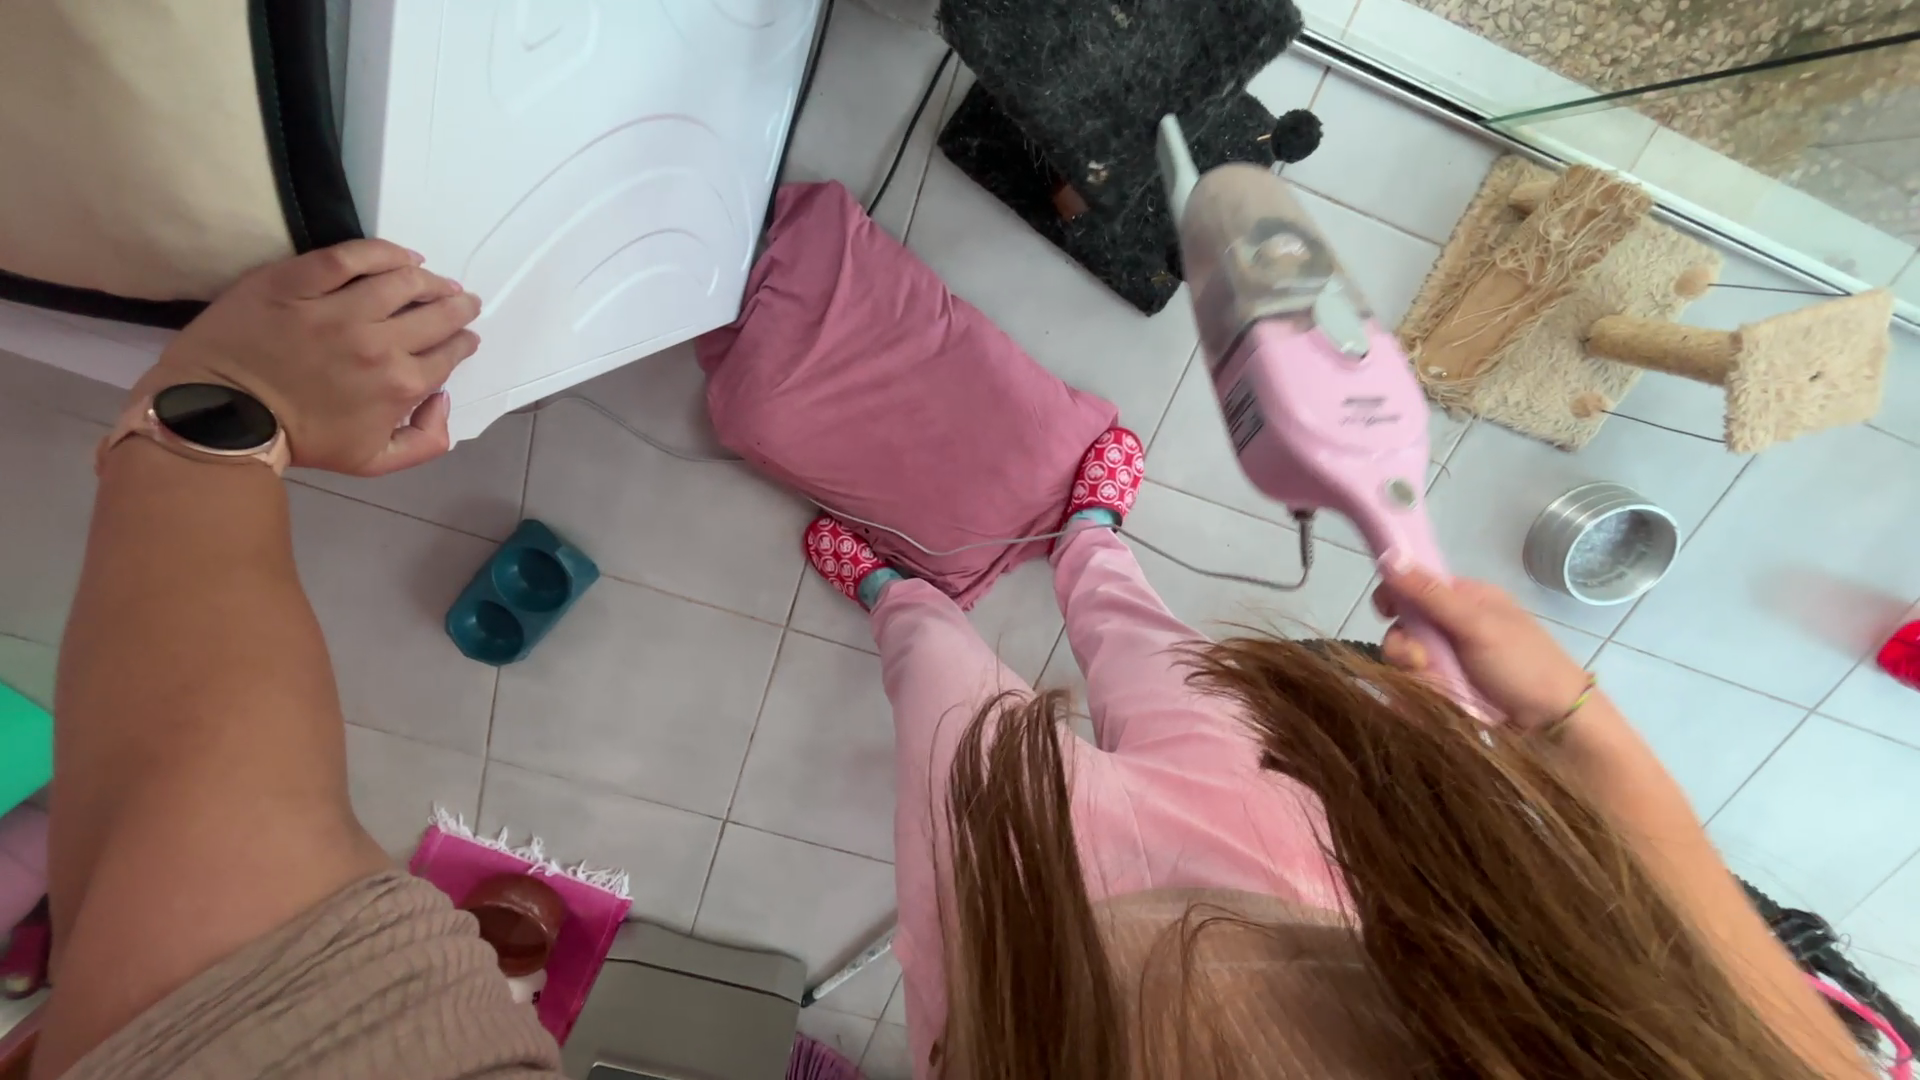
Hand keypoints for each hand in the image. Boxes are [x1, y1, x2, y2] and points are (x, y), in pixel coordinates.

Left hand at [133, 239, 481, 475]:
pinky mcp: (293, 284)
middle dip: (459, 306)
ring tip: (435, 279)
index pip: (450, 352)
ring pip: (401, 282)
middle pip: (436, 314)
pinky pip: (346, 258)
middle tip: (464, 301)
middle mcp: (379, 344)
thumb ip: (428, 440)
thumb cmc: (303, 440)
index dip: (464, 341)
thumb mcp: (378, 461)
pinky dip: (382, 252)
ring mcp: (334, 311)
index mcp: (402, 384)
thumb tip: (443, 399)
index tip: (465, 336)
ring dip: (429, 280)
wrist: (222, 417)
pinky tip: (400, 255)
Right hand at [1373, 564, 1589, 729]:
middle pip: (1402, 625)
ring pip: (1405, 655)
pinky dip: (1420, 685)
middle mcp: (1452, 623)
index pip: (1412, 584)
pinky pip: (1414, 678)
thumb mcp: (1476, 625)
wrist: (1554, 725)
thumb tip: (1388, 557)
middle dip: (1404, 645)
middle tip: (1419, 660)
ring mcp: (1449, 655)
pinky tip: (1438, 693)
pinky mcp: (1445, 682)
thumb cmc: (1523, 666)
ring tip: (1437, 682)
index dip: (1394, 596)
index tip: (1387, 614)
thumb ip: (1429, 594)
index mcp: (1464, 598)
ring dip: (1413, 669)